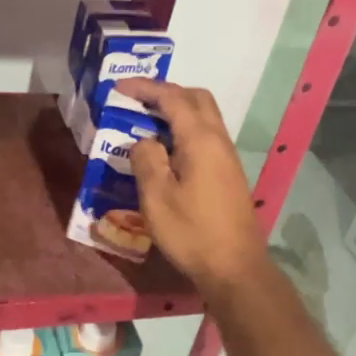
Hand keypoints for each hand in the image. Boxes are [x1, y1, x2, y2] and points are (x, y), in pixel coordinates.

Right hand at [110, 78, 266, 293]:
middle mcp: (218, 140)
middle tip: (137, 100)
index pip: (172, 98)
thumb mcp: (156, 197)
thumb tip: (144, 140)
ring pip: (204, 116)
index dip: (145, 88)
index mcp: (200, 139)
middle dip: (166, 92)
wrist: (235, 268)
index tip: (119, 87)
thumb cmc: (192, 232)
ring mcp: (227, 157)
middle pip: (196, 98)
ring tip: (147, 121)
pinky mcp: (228, 173)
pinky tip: (166, 149)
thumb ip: (146, 159)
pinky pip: (206, 135)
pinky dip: (184, 128)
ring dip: (177, 110)